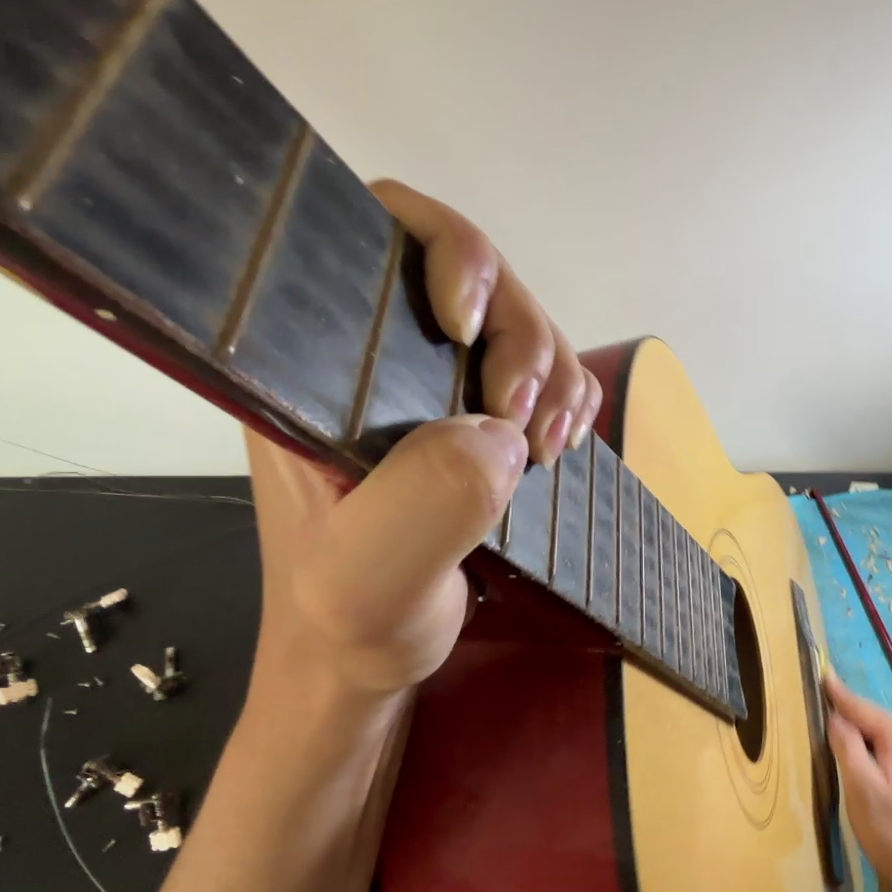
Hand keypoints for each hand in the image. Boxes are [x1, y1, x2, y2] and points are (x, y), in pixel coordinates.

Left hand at [245, 180, 602, 696]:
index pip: (378, 232)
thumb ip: (424, 504)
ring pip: (520, 317)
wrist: (368, 659)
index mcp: (322, 364)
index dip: (443, 249)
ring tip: (544, 448)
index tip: (467, 329)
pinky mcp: (478, 407)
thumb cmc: (344, 621)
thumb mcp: (367, 581)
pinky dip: (570, 393)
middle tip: (523, 423)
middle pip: (475, 269)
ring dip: (554, 371)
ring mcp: (435, 378)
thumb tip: (500, 431)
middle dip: (519, 335)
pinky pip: (546, 364)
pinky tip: (558, 442)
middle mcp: (379, 353)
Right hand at [826, 677, 891, 891]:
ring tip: (830, 730)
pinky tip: (857, 760)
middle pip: (869, 719)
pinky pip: (887, 749)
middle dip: (845, 716)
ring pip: (878, 736)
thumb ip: (847, 745)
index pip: (860, 706)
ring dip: (856, 736)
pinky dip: (869, 750)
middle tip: (817, 706)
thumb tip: (835, 716)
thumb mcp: (861, 786)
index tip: (820, 671)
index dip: (836, 693)